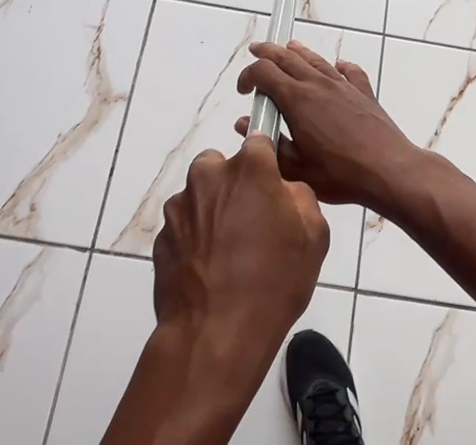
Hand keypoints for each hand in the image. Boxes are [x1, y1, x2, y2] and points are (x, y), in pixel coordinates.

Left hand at [153, 135, 329, 356]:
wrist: (214, 335)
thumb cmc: (273, 282)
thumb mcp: (314, 236)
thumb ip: (301, 197)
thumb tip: (284, 189)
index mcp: (248, 169)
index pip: (260, 140)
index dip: (268, 160)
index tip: (273, 183)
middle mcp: (208, 176)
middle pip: (223, 166)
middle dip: (236, 185)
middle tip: (253, 223)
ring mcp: (179, 207)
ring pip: (200, 196)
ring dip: (213, 212)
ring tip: (230, 254)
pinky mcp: (161, 237)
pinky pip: (184, 227)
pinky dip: (195, 239)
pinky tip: (211, 270)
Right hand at [234, 40, 425, 211]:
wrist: (388, 170)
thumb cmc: (339, 174)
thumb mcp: (295, 167)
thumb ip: (269, 143)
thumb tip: (244, 124)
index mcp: (297, 100)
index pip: (264, 72)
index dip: (248, 75)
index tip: (244, 90)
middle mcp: (318, 85)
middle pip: (287, 57)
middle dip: (268, 52)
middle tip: (256, 50)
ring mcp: (343, 86)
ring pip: (316, 60)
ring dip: (299, 52)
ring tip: (289, 47)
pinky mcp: (364, 94)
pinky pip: (350, 72)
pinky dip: (340, 66)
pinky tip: (339, 66)